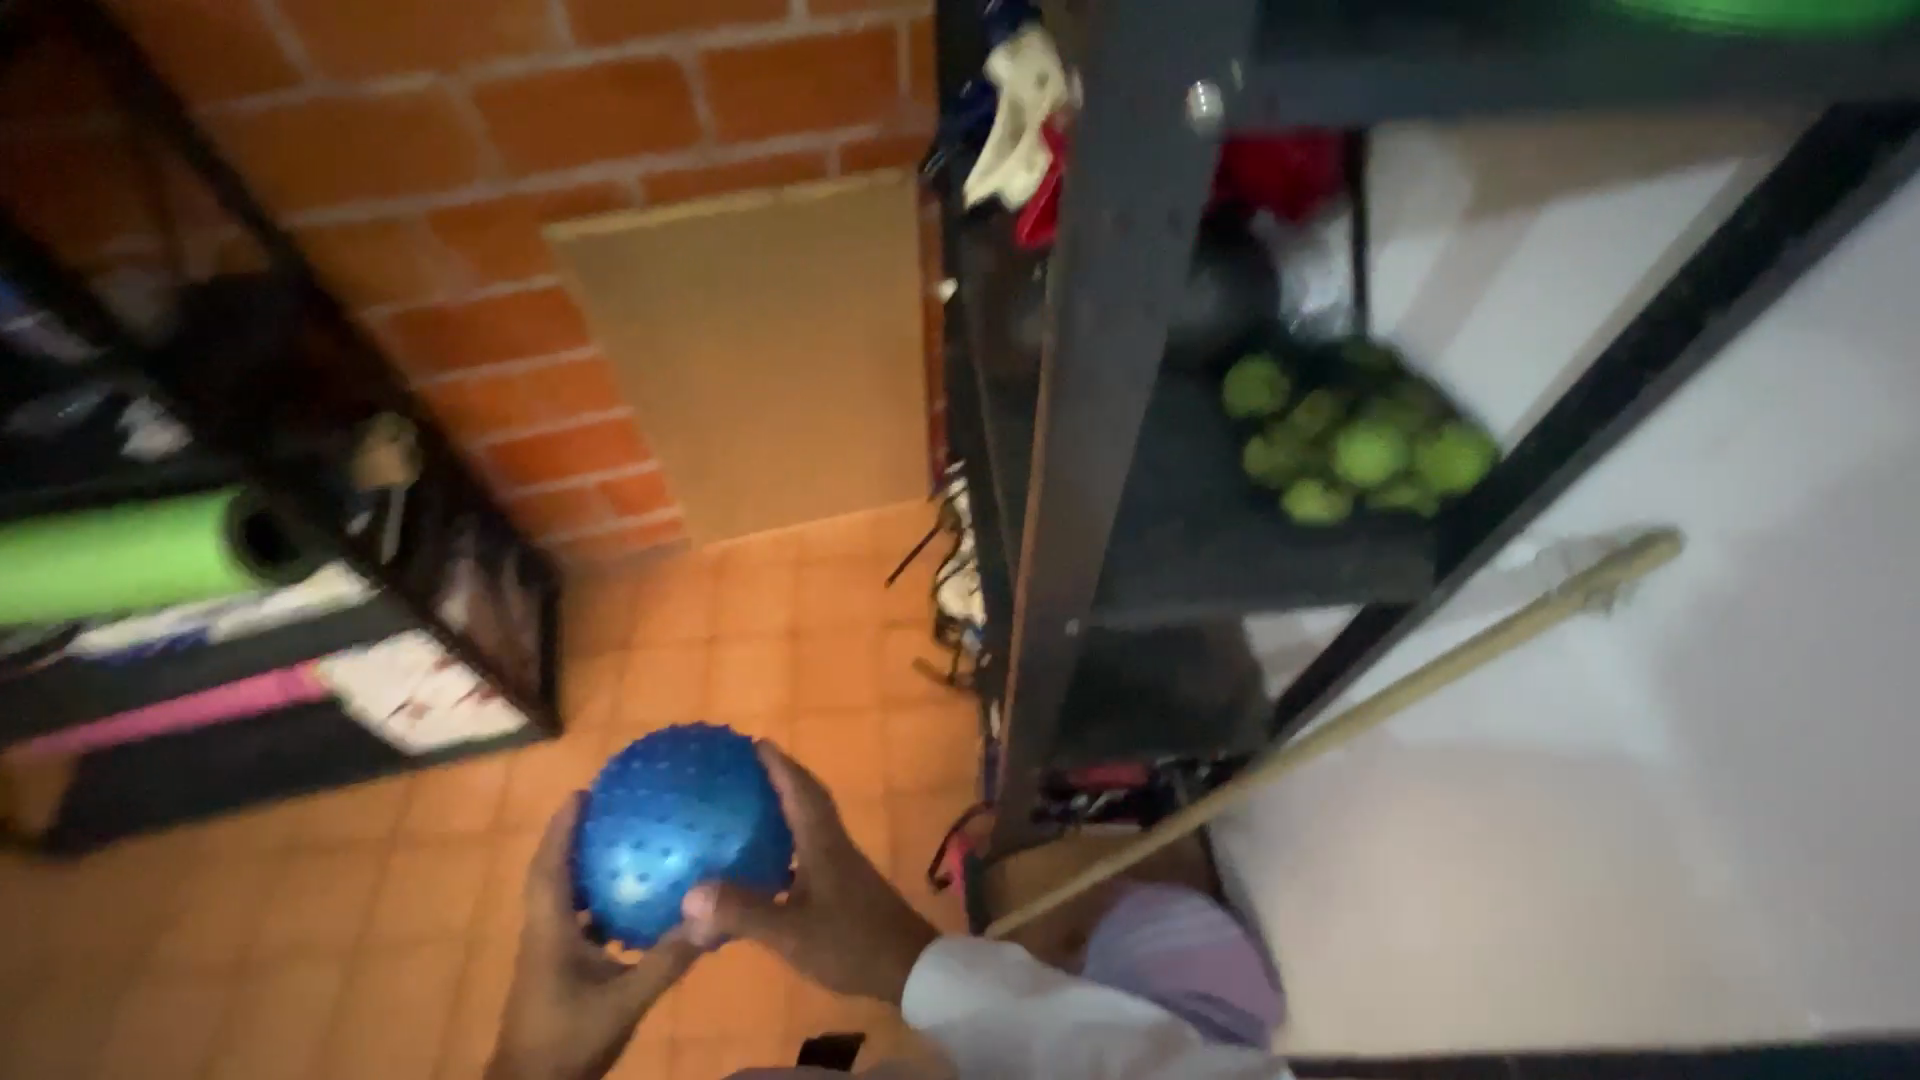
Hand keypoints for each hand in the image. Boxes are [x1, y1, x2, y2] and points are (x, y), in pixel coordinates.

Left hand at [488, 793, 699, 1079]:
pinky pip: (578, 921)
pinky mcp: (558, 971)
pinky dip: (600, 901)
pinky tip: (634, 903)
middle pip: (553, 874)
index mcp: (550, 932)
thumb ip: (668, 958)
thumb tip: (712, 917)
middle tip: (608, 807)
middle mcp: (544, 934)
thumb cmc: (568, 1041)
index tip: (582, 792)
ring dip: (586, 868)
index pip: (551, 868)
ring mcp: (549, 954)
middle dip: (574, 838)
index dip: (562, 828)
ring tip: (623, 843)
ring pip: (564, 898)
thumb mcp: (625, 1001)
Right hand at [680, 744, 939, 1004]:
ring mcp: (842, 864)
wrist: (906, 967)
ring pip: (811, 822)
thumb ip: (743, 913)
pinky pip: (810, 847)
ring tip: (752, 805)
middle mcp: (833, 844)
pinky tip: (769, 861)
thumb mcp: (791, 933)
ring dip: (787, 807)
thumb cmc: (851, 942)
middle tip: (749, 768)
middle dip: (782, 778)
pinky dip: (789, 841)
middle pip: (808, 799)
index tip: (757, 743)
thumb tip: (691, 894)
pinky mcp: (844, 884)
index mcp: (822, 843)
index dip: (780, 765)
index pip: (800, 791)